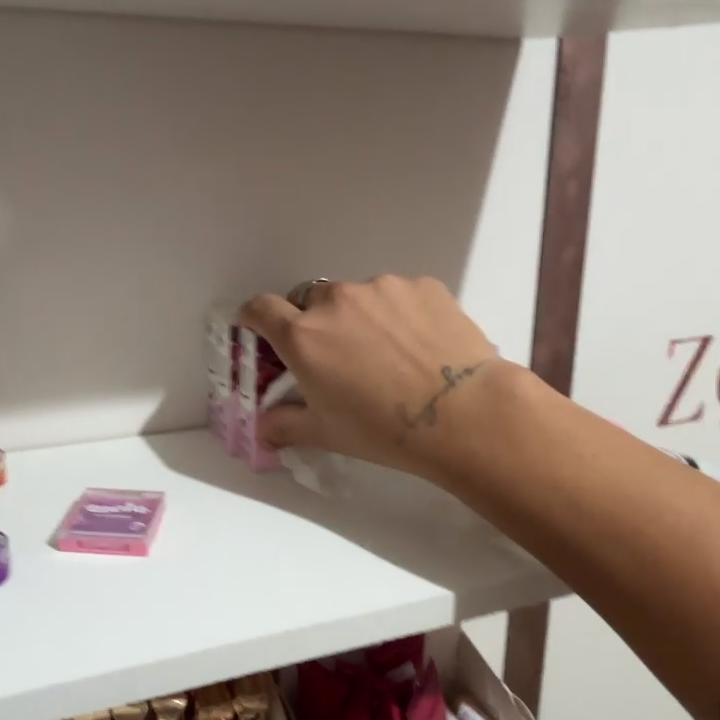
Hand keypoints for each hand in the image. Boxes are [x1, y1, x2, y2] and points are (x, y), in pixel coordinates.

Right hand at [237, 276, 519, 482]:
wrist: (465, 413)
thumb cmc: (385, 430)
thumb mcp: (327, 434)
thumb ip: (286, 425)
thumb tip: (264, 427)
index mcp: (303, 336)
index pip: (260, 308)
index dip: (254, 317)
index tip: (259, 329)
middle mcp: (336, 301)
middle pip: (310, 300)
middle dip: (314, 322)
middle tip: (336, 356)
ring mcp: (382, 288)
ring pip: (357, 296)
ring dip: (360, 317)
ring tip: (388, 354)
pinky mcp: (422, 286)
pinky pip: (398, 295)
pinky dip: (399, 314)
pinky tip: (420, 346)